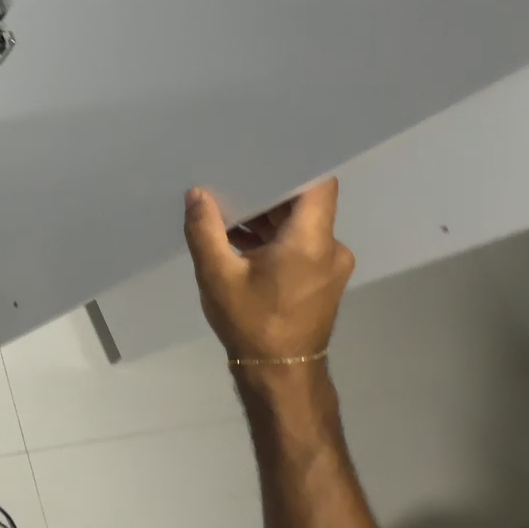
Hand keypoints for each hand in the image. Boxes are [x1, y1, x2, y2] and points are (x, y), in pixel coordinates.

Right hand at [181, 178, 354, 367]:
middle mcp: (330, 247)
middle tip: (228, 180)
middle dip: (265, 192)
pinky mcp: (320, 278)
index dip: (292, 165)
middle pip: (303, 203)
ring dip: (265, 218)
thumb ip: (205, 230)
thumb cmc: (251, 321)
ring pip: (298, 224)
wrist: (279, 372)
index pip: (317, 184)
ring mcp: (328, 264)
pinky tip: (236, 241)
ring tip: (225, 212)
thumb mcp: (216, 274)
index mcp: (312, 241)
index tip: (259, 155)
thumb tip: (197, 194)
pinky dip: (271, 238)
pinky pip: (298, 244)